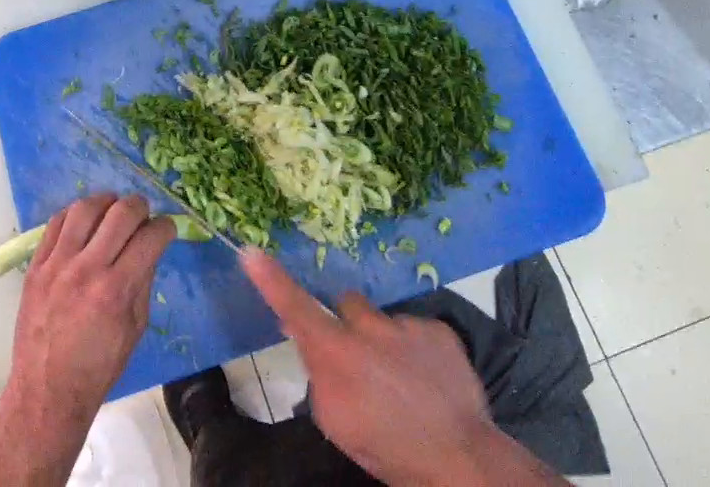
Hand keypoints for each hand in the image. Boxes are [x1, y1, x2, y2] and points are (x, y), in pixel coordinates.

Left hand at [8, 193, 175, 426]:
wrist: (47, 389)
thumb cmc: (99, 366)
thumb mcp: (136, 328)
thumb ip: (143, 282)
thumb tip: (149, 249)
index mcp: (117, 289)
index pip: (151, 237)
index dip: (166, 227)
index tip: (167, 230)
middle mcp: (87, 269)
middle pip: (121, 213)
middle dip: (141, 207)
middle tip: (144, 215)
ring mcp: (57, 265)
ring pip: (85, 209)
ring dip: (106, 202)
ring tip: (113, 210)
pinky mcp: (36, 266)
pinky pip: (55, 223)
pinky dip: (75, 214)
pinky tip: (85, 220)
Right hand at [241, 250, 567, 486]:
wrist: (457, 456)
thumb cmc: (385, 447)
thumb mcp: (335, 419)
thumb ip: (321, 375)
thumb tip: (319, 352)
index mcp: (336, 352)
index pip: (295, 308)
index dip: (271, 280)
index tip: (251, 252)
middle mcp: (368, 327)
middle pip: (345, 305)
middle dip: (347, 324)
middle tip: (359, 360)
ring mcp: (406, 325)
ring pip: (383, 318)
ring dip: (383, 338)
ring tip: (400, 376)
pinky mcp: (439, 330)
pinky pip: (416, 330)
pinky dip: (416, 350)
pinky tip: (426, 379)